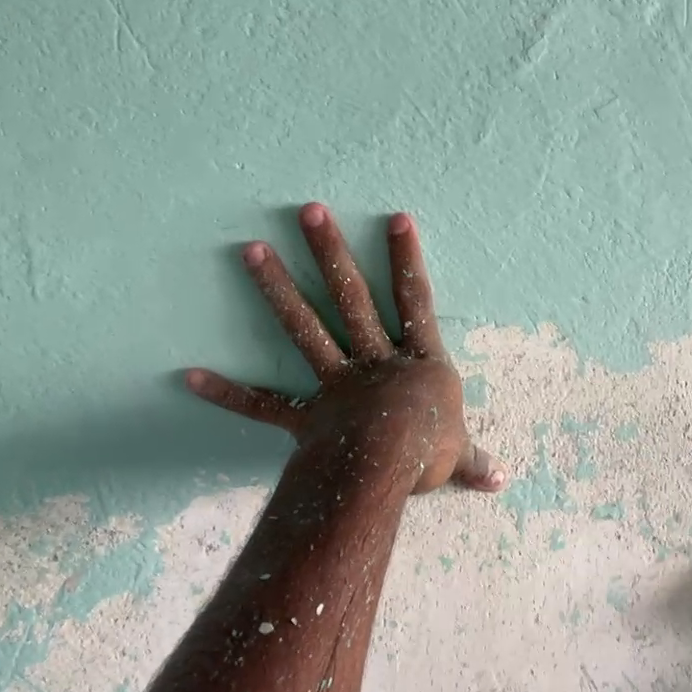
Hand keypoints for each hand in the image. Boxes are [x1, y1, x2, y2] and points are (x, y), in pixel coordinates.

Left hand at [184, 203, 507, 494]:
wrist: (385, 472)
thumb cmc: (428, 455)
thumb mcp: (460, 455)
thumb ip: (475, 461)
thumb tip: (501, 480)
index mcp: (418, 364)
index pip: (416, 302)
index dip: (408, 260)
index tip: (396, 217)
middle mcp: (375, 363)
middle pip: (352, 299)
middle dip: (332, 254)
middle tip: (309, 211)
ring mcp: (337, 385)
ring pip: (305, 329)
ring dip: (278, 289)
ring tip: (251, 249)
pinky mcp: (307, 417)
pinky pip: (263, 404)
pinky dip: (228, 392)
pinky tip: (189, 375)